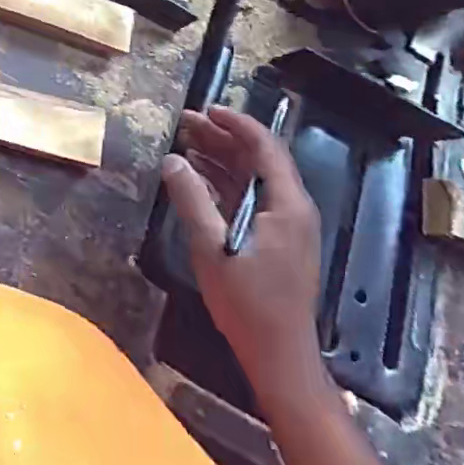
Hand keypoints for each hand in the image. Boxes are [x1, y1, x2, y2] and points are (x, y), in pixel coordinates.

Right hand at [161, 107, 322, 381]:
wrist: (279, 355)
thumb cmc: (248, 302)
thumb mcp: (213, 247)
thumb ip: (191, 200)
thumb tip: (172, 160)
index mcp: (286, 203)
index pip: (264, 146)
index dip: (235, 123)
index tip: (206, 109)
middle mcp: (291, 207)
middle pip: (257, 158)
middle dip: (221, 138)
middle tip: (185, 123)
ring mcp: (285, 224)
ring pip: (251, 177)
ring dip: (220, 159)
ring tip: (185, 143)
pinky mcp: (275, 240)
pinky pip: (248, 198)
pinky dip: (223, 184)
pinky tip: (196, 178)